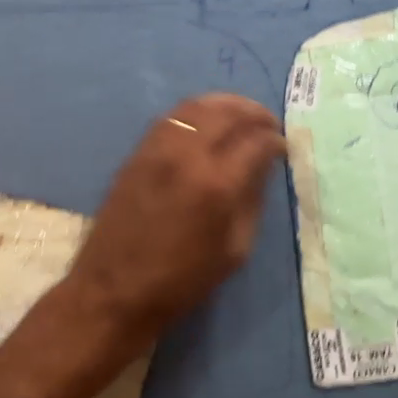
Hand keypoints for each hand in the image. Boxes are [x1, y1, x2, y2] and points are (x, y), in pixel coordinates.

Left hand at [67, 94, 286, 339]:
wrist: (114, 291)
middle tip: (268, 124)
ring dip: (225, 105)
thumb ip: (252, 200)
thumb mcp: (235, 250)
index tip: (283, 148)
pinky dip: (197, 113)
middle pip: (228, 112)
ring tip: (241, 117)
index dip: (275, 141)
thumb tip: (264, 167)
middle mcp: (188, 156)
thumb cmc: (182, 280)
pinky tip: (208, 125)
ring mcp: (158, 150)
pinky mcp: (137, 154)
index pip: (257, 142)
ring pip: (197, 106)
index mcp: (217, 184)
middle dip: (254, 113)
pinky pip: (172, 118)